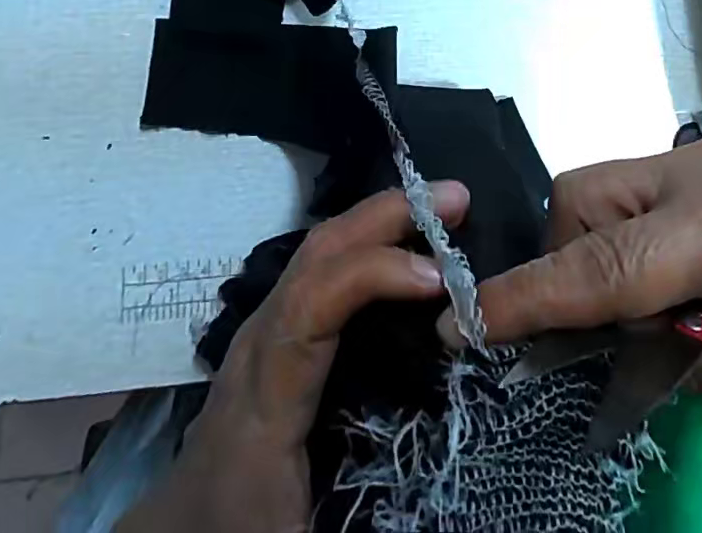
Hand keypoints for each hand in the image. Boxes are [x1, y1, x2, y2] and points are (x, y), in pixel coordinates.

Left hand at [120, 182, 468, 532]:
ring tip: (435, 212)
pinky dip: (364, 247)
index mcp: (262, 399)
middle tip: (454, 200)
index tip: (438, 278)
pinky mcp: (274, 336)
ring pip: (313, 256)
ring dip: (376, 222)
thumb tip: (461, 486)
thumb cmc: (240, 529)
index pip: (306, 308)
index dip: (369, 275)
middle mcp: (256, 346)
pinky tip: (399, 246)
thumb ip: (378, 510)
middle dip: (381, 216)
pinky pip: (318, 275)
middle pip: (311, 259)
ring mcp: (262, 332)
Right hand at [454, 136, 701, 438]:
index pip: (601, 263)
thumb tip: (611, 341)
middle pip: (582, 199)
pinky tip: (671, 281)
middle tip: (604, 333)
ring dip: (596, 251)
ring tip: (648, 312)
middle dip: (568, 265)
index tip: (465, 321)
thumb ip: (685, 358)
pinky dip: (627, 239)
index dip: (529, 297)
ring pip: (601, 191)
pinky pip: (636, 194)